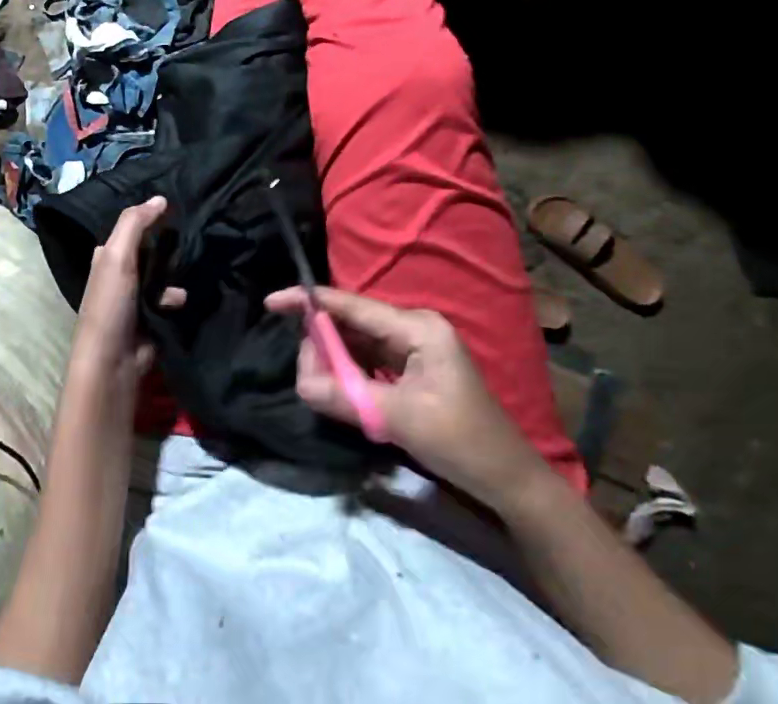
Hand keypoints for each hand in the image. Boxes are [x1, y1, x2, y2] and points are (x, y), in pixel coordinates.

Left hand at [72, 196, 180, 382]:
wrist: (113, 361)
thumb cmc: (110, 304)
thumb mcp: (117, 256)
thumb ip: (134, 224)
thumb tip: (160, 198)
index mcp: (106, 258)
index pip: (129, 229)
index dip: (149, 217)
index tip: (176, 205)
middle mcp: (119, 275)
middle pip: (149, 251)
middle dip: (169, 246)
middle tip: (194, 233)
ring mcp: (136, 298)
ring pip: (163, 275)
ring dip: (176, 275)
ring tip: (189, 271)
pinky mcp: (152, 318)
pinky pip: (170, 299)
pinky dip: (178, 298)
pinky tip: (183, 300)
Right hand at [268, 286, 548, 504]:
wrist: (505, 477)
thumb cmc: (460, 441)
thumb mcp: (399, 418)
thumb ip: (346, 396)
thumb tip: (301, 384)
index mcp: (418, 327)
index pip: (352, 306)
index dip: (309, 302)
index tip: (272, 302)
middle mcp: (414, 328)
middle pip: (351, 323)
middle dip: (320, 343)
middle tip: (302, 376)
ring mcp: (414, 348)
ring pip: (357, 343)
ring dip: (333, 360)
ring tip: (313, 382)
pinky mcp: (411, 369)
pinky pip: (368, 360)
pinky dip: (348, 372)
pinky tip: (333, 385)